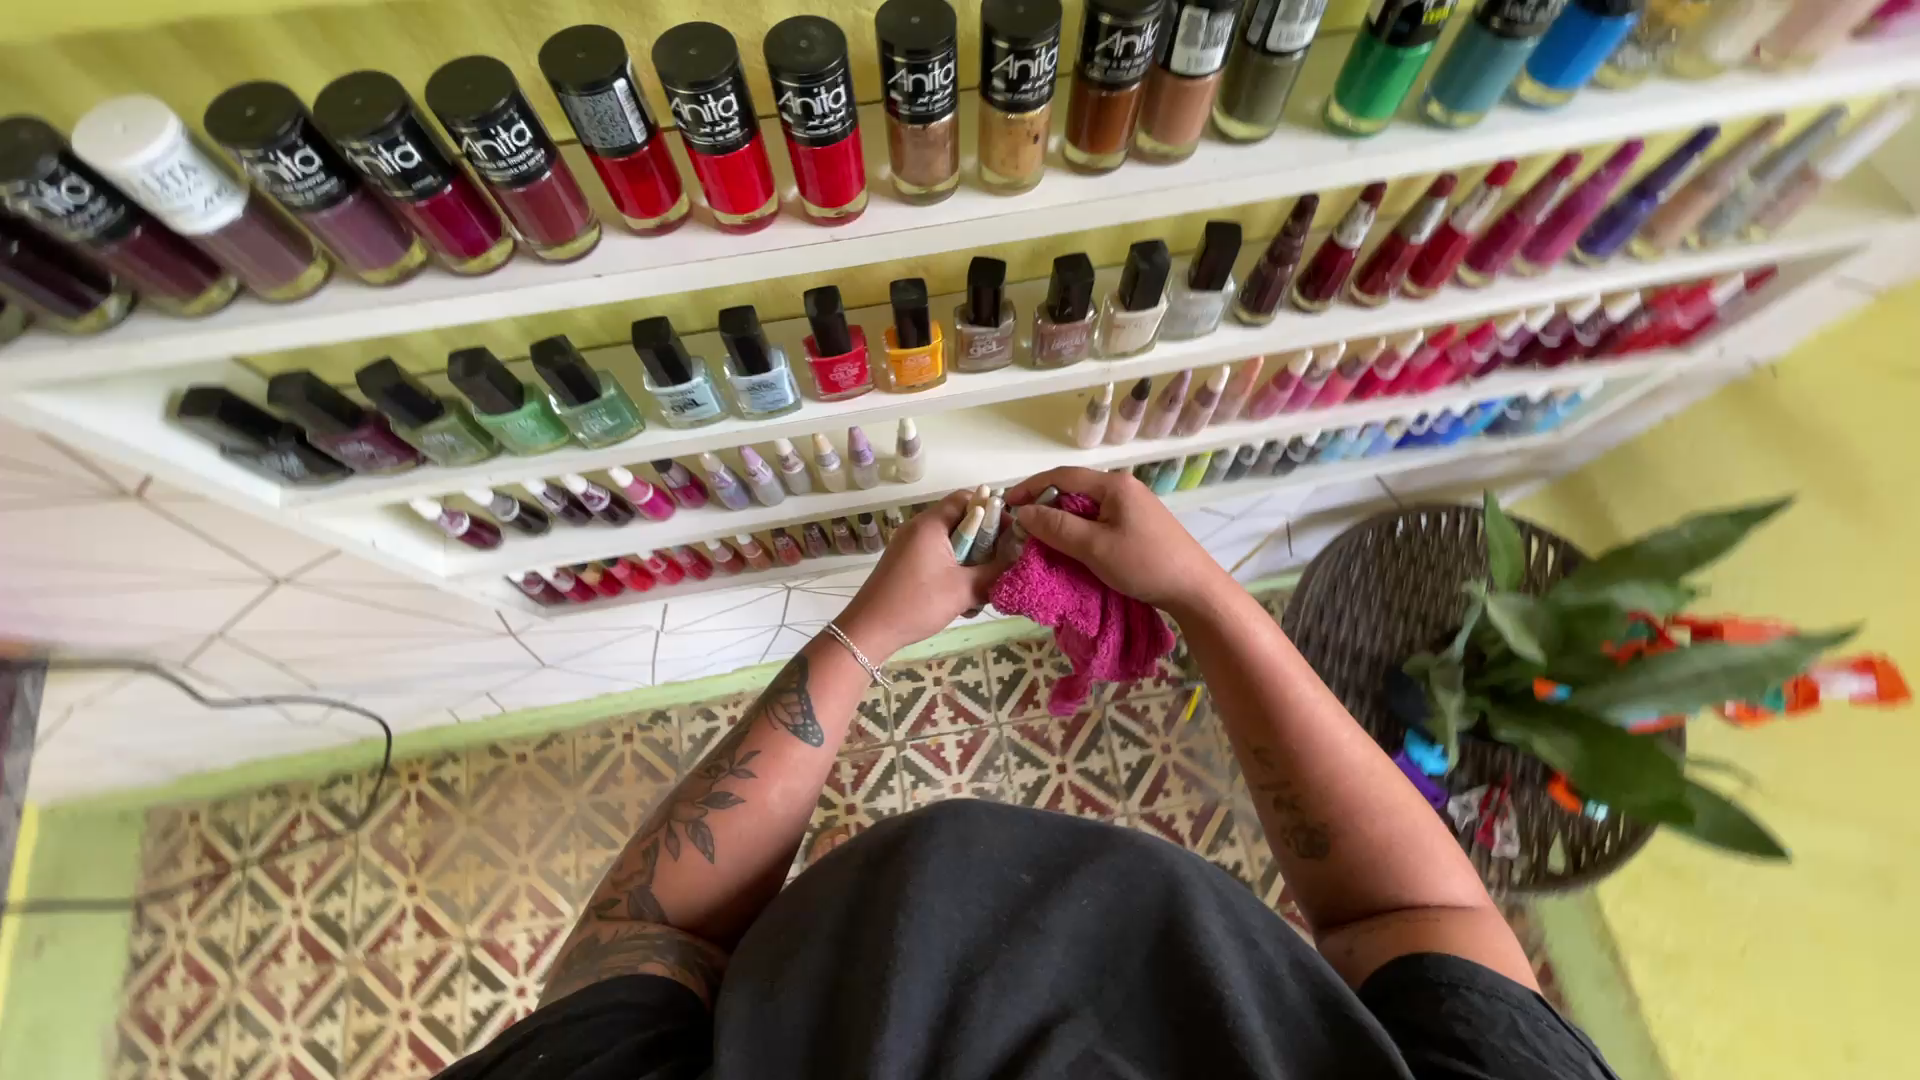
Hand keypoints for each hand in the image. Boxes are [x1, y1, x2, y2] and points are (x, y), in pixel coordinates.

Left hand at [837, 491, 1006, 660]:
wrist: (868, 631)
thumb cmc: (916, 604)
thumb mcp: (964, 590)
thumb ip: (995, 572)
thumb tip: (1018, 560)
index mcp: (930, 524)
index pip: (968, 499)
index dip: (994, 512)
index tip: (1011, 536)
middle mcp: (918, 528)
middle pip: (961, 521)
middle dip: (985, 543)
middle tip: (1001, 565)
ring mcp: (909, 546)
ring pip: (951, 543)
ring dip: (970, 562)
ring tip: (982, 587)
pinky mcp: (905, 564)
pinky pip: (938, 558)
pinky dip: (953, 572)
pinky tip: (961, 599)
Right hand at [1005, 467, 1230, 615]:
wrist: (1194, 589)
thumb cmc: (1144, 564)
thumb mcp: (1094, 547)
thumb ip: (1056, 527)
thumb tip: (1023, 512)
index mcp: (1114, 485)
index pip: (1063, 475)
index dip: (1031, 486)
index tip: (1007, 504)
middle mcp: (1124, 488)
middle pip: (1074, 489)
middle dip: (1045, 504)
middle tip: (1021, 527)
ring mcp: (1133, 506)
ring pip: (1086, 507)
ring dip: (1061, 520)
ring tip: (1040, 539)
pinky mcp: (1138, 525)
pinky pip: (1098, 520)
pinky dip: (1078, 530)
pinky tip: (1070, 547)